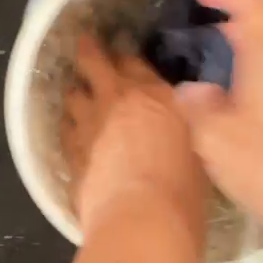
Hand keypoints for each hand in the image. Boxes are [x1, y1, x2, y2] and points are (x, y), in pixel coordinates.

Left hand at [62, 36, 207, 234]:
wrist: (142, 218)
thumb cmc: (184, 188)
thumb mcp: (196, 147)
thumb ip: (181, 126)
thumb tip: (176, 120)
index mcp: (156, 94)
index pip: (133, 61)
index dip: (125, 54)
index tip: (121, 49)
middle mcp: (117, 100)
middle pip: (94, 63)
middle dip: (89, 51)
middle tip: (85, 43)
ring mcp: (89, 125)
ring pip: (74, 96)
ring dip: (77, 94)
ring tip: (78, 95)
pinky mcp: (72, 154)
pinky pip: (66, 132)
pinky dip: (70, 128)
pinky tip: (72, 133)